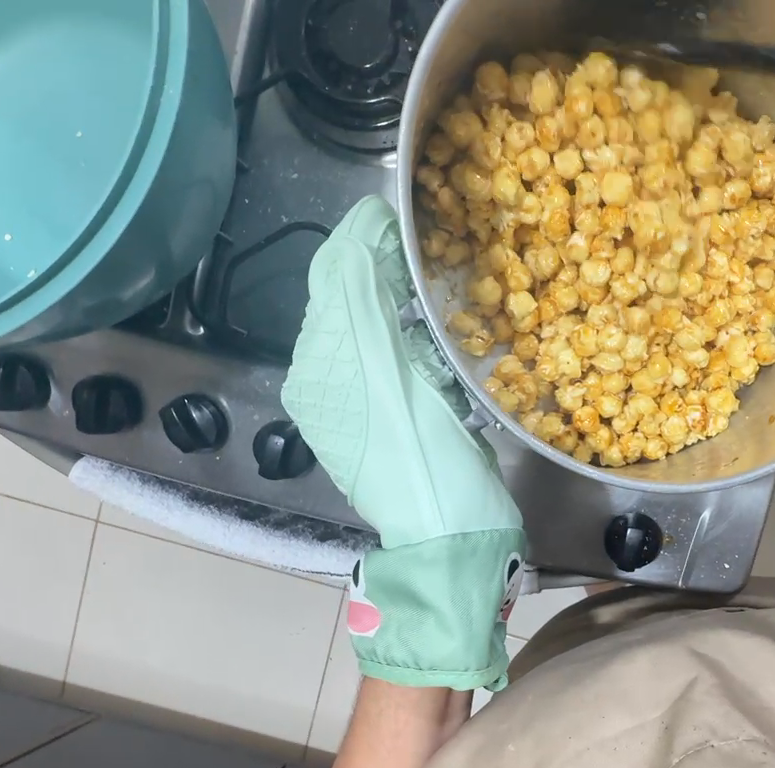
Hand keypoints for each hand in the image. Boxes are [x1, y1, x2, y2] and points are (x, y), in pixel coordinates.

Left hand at [283, 197, 525, 689]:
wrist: (454, 542)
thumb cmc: (428, 463)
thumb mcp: (391, 372)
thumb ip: (366, 298)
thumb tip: (362, 226)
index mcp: (319, 368)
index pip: (330, 278)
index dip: (362, 239)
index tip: (404, 218)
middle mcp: (327, 383)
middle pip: (349, 301)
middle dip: (381, 265)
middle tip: (429, 249)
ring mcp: (359, 406)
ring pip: (373, 328)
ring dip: (400, 298)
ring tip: (436, 283)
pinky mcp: (390, 422)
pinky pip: (394, 359)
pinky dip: (414, 337)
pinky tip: (438, 338)